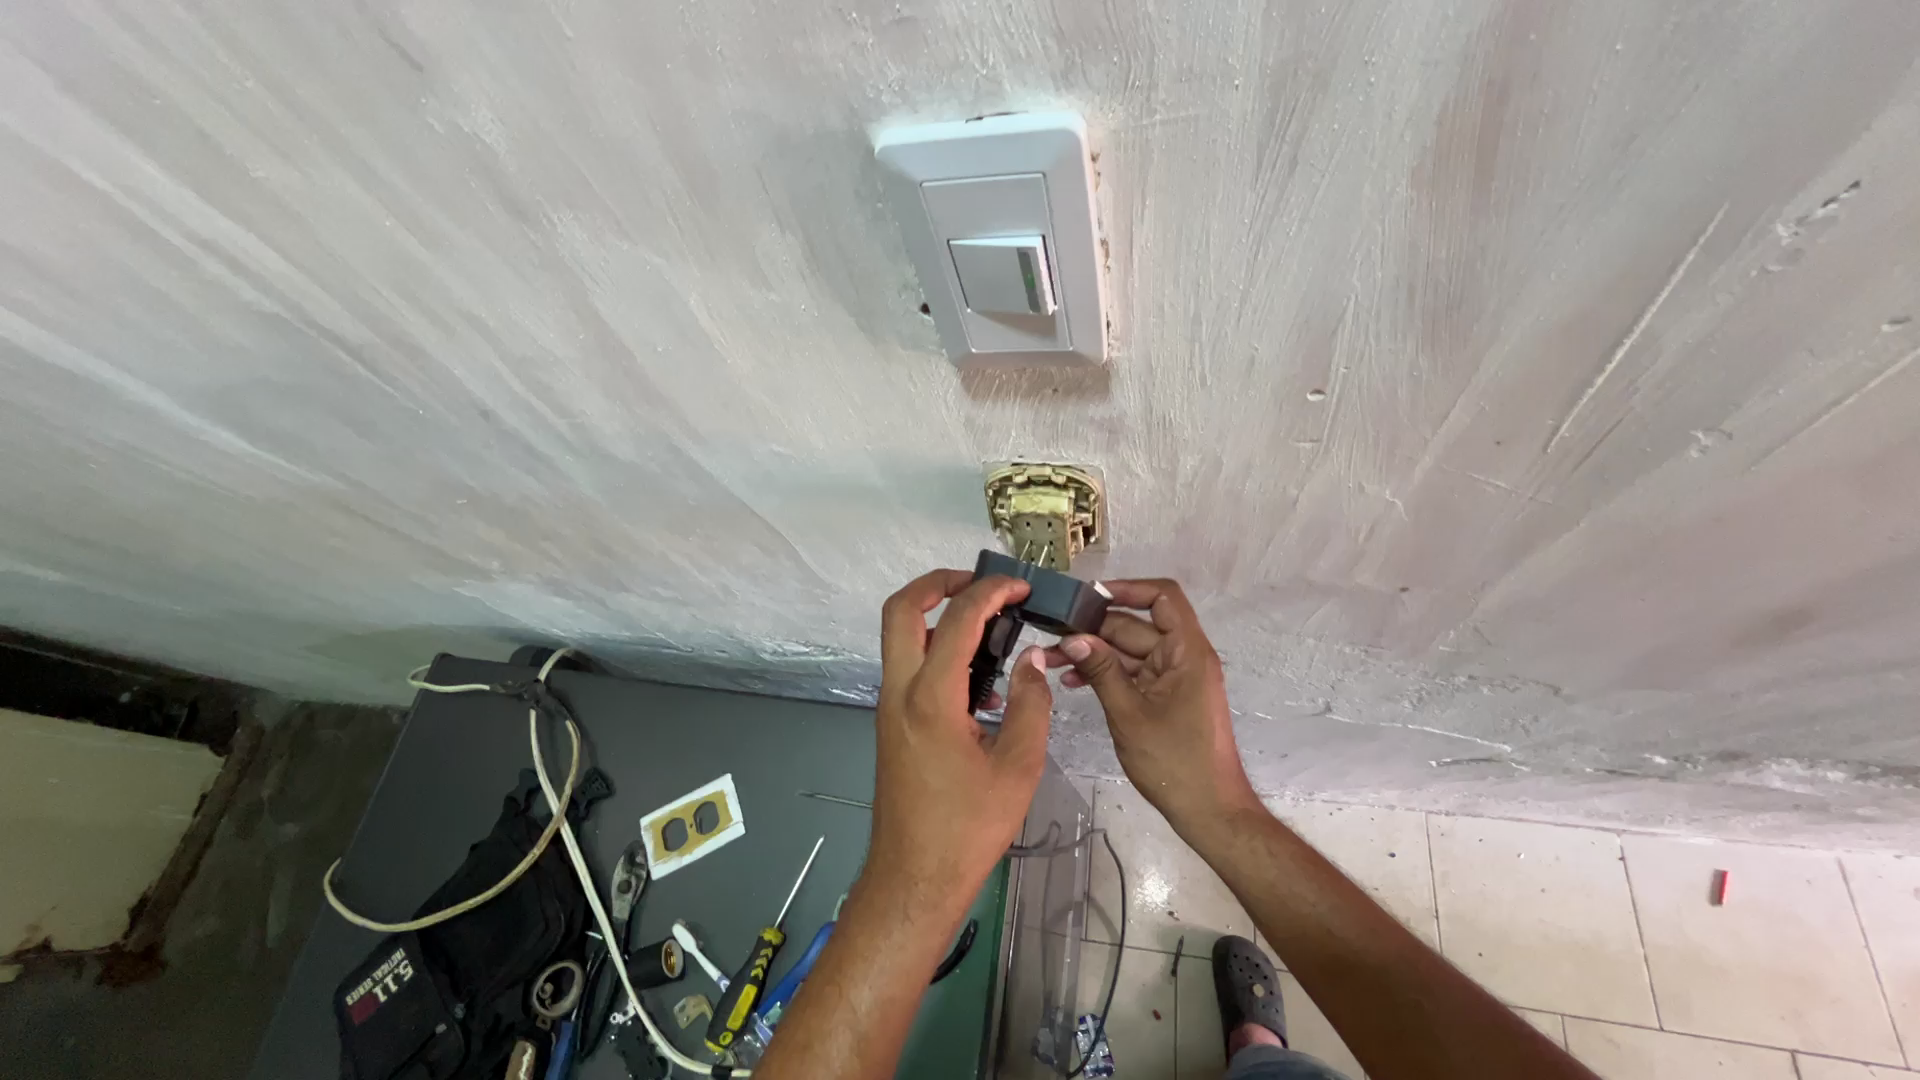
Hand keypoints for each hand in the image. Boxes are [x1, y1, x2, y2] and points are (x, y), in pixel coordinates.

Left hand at [865, 570, 1053, 906]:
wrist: (914, 878)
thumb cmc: (968, 828)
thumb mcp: (1018, 767)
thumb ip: (1030, 705)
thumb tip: (1033, 660)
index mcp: (930, 699)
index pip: (957, 620)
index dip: (991, 592)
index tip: (1021, 587)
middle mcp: (899, 692)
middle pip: (900, 609)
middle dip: (938, 582)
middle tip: (981, 585)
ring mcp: (888, 707)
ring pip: (897, 635)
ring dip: (934, 614)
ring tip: (985, 623)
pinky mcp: (890, 722)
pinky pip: (905, 665)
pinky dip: (933, 647)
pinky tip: (975, 675)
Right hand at [1046, 579, 1258, 830]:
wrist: (1208, 810)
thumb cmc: (1174, 761)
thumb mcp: (1129, 713)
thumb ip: (1101, 670)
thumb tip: (1072, 638)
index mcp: (1187, 651)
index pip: (1162, 598)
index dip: (1127, 589)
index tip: (1088, 598)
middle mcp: (1183, 656)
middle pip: (1136, 625)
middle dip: (1094, 629)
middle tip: (1052, 635)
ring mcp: (1173, 677)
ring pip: (1129, 650)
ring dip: (1094, 653)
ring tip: (1053, 661)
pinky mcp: (1164, 696)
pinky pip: (1132, 673)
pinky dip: (1106, 673)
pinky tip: (1073, 682)